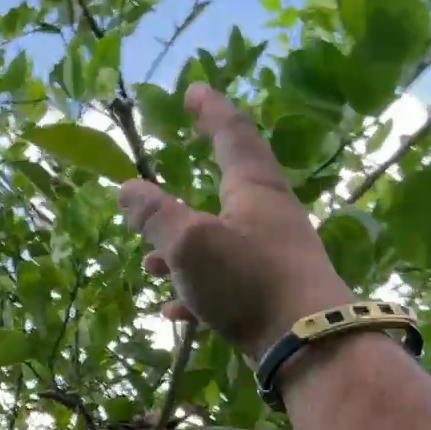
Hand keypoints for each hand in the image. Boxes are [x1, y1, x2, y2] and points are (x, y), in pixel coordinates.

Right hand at [118, 84, 353, 362]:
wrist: (305, 338)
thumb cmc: (247, 280)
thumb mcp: (189, 243)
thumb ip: (155, 216)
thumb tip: (125, 188)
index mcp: (253, 189)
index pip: (232, 135)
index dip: (211, 112)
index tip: (194, 91)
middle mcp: (267, 215)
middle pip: (224, 192)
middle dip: (182, 199)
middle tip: (154, 196)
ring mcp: (270, 256)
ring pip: (218, 243)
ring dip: (180, 251)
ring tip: (149, 267)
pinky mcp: (269, 293)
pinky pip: (224, 283)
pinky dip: (195, 290)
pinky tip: (172, 309)